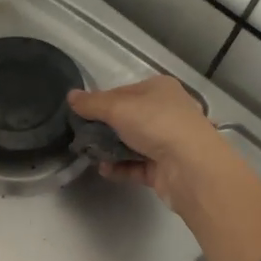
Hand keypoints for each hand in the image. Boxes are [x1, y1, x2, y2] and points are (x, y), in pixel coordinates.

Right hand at [69, 75, 260, 260]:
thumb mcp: (118, 107)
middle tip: (81, 138)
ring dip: (109, 150)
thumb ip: (92, 103)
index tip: (80, 115)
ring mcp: (167, 142)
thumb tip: (70, 96)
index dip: (100, 102)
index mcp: (159, 89)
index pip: (123, 92)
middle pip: (126, 119)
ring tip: (89, 156)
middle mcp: (166, 112)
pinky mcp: (163, 168)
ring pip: (130, 144)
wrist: (190, 167)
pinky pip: (135, 166)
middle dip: (103, 129)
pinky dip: (120, 168)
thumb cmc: (157, 125)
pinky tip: (104, 170)